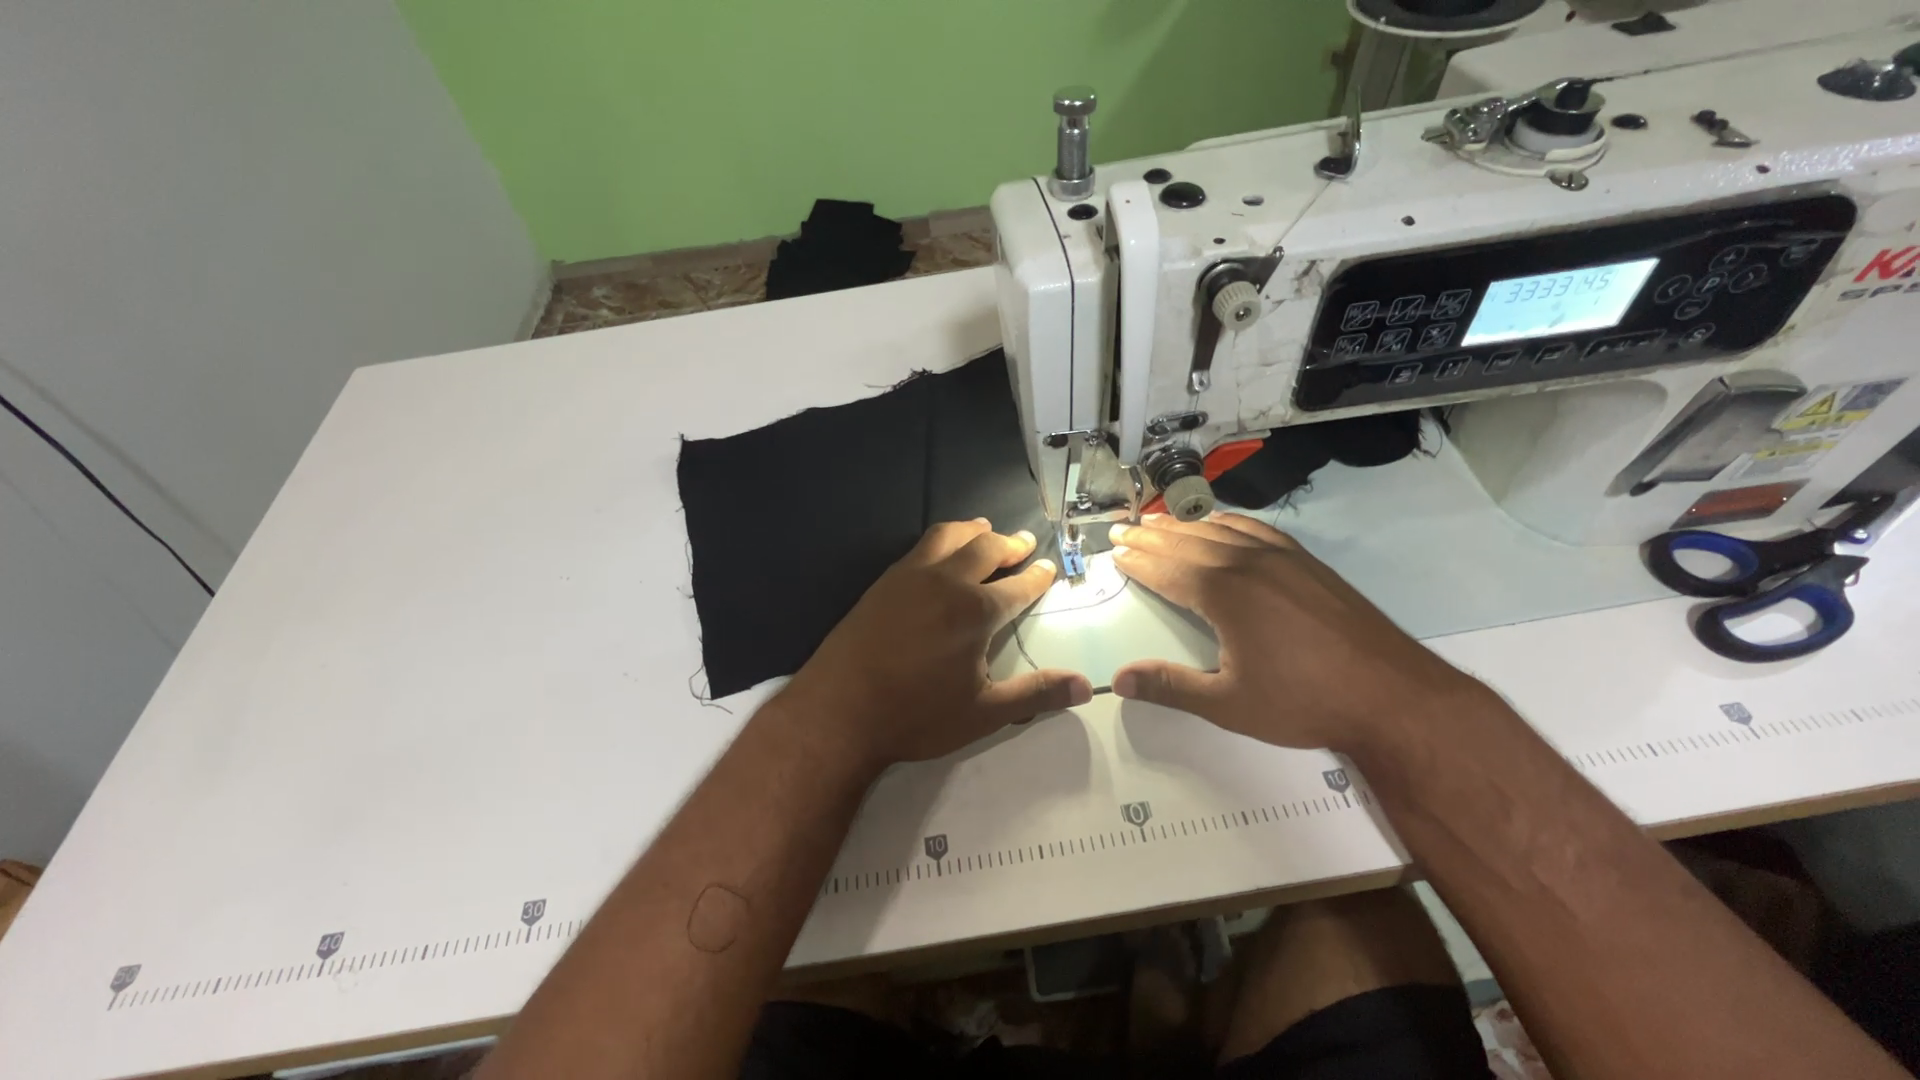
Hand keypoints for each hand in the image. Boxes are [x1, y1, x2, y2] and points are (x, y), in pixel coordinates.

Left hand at [780, 519, 1092, 768]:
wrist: (839, 711)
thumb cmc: (916, 716)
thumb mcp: (984, 713)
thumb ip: (1036, 695)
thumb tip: (1086, 686)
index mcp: (976, 611)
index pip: (1019, 585)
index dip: (1038, 576)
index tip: (1049, 567)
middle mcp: (946, 582)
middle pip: (986, 548)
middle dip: (1010, 543)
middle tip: (1025, 542)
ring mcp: (910, 577)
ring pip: (948, 536)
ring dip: (973, 531)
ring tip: (984, 529)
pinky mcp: (882, 583)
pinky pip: (920, 548)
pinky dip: (941, 541)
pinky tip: (939, 554)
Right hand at [1107, 513, 1488, 751]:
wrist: (1392, 695)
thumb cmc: (1304, 702)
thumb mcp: (1228, 703)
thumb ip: (1171, 687)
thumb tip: (1120, 679)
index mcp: (1225, 594)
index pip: (1168, 569)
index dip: (1139, 561)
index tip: (1115, 551)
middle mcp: (1250, 564)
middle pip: (1189, 543)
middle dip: (1152, 536)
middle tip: (1123, 529)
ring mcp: (1284, 559)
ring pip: (1223, 531)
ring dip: (1186, 526)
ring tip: (1160, 521)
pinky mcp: (1310, 564)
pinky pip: (1258, 531)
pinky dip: (1230, 523)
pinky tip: (1223, 525)